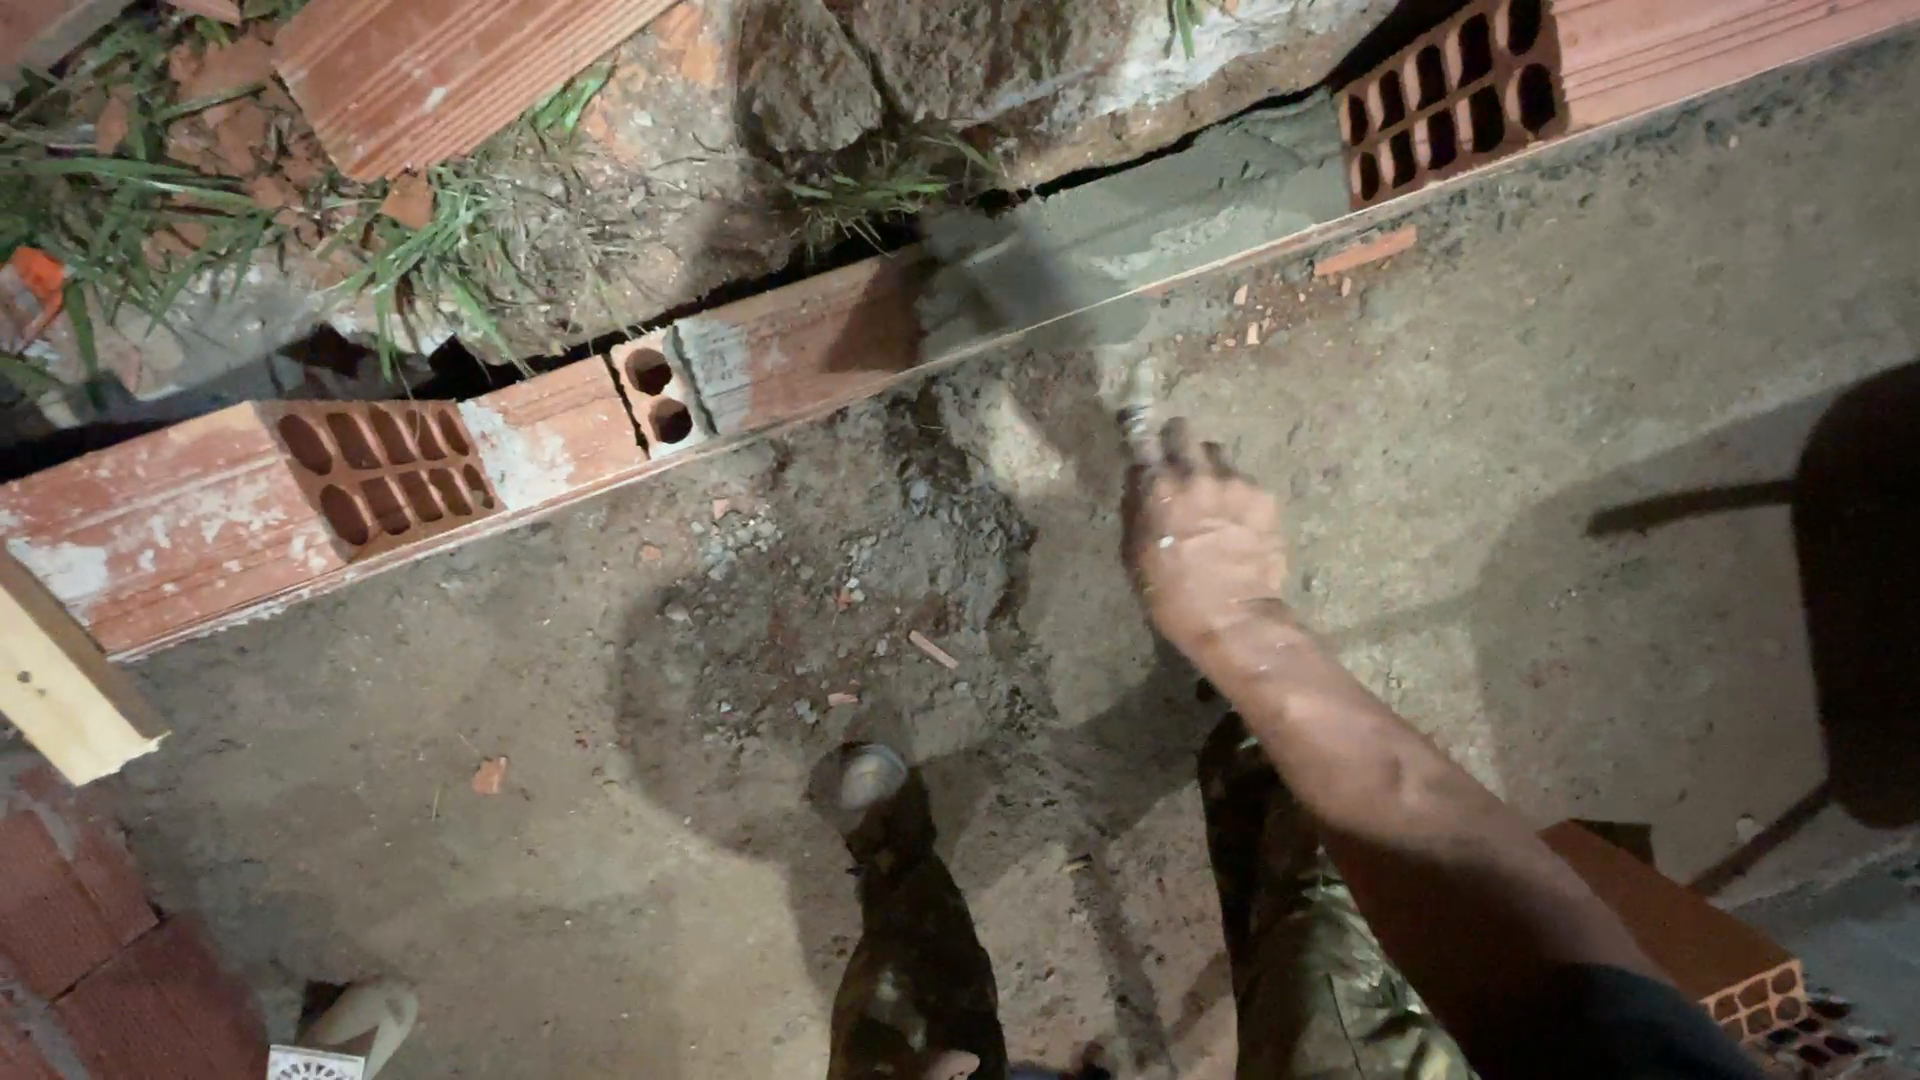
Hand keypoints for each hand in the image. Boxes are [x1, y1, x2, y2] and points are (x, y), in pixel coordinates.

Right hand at [1123, 418, 1291, 655]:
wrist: (1231, 617)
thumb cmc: (1170, 593)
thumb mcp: (1134, 554)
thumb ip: (1135, 510)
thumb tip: (1139, 485)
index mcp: (1158, 488)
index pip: (1144, 440)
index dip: (1143, 441)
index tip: (1144, 448)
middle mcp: (1196, 474)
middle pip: (1184, 432)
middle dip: (1177, 441)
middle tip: (1179, 462)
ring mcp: (1235, 482)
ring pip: (1218, 455)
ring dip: (1210, 468)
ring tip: (1212, 494)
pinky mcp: (1264, 497)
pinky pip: (1245, 482)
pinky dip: (1237, 495)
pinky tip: (1237, 520)